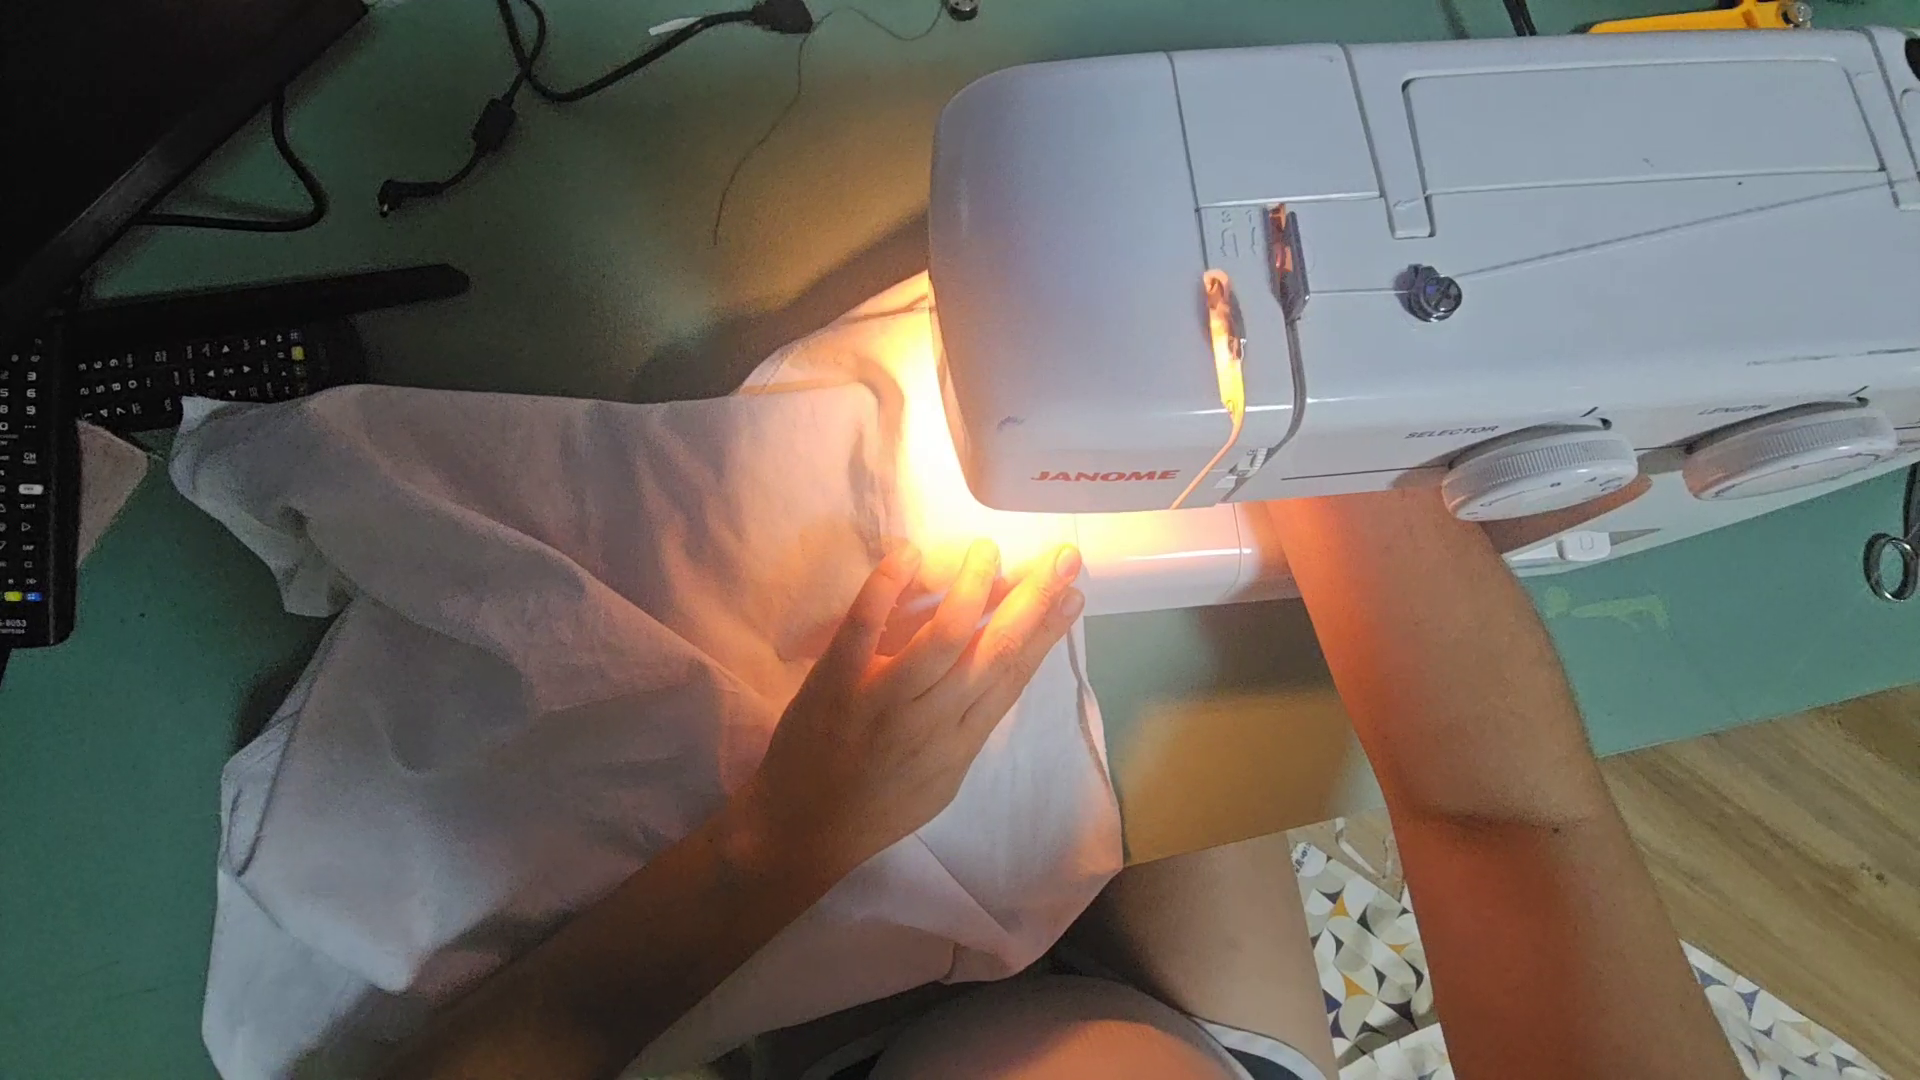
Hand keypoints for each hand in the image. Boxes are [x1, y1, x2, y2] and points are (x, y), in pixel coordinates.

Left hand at [740, 539, 1085, 878]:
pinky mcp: (837, 680)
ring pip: (943, 636)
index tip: (1074, 595)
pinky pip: (865, 626)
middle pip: (994, 650)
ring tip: (988, 550)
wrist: (803, 830)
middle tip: (1062, 557)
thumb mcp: (942, 779)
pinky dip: (886, 586)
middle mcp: (932, 719)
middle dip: (1033, 600)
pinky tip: (909, 555)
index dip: (1047, 633)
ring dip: (971, 587)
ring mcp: (884, 698)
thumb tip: (1001, 673)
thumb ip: (969, 725)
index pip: (1014, 676)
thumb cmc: (878, 806)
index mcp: (961, 743)